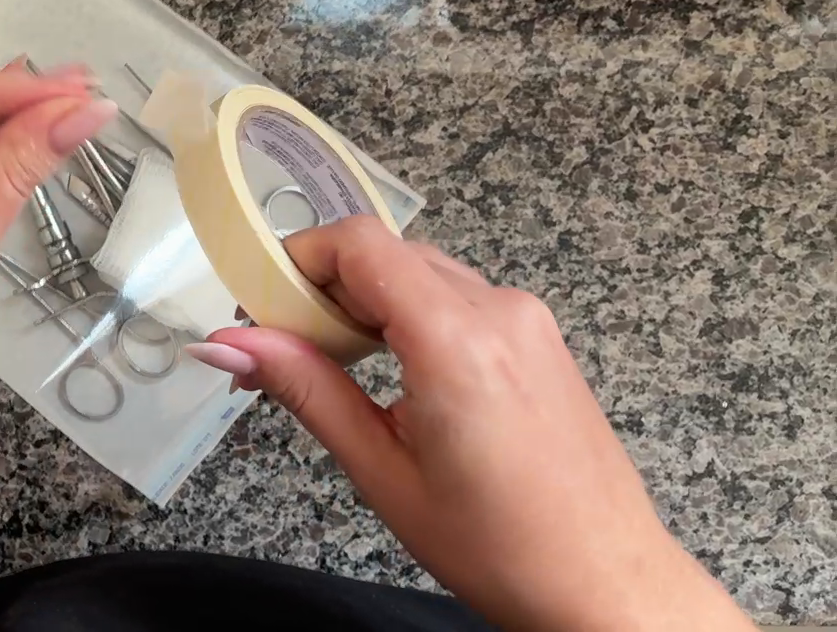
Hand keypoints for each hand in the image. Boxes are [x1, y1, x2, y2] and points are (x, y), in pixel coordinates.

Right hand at [186, 217, 753, 631]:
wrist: (617, 594)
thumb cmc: (496, 545)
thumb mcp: (378, 467)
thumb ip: (299, 386)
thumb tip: (219, 341)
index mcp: (458, 340)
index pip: (357, 243)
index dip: (296, 258)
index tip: (263, 308)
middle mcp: (498, 309)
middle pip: (377, 252)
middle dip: (318, 286)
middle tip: (285, 346)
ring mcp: (524, 318)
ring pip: (407, 268)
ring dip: (356, 298)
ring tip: (332, 362)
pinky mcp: (532, 333)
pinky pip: (443, 290)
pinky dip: (395, 308)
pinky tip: (385, 364)